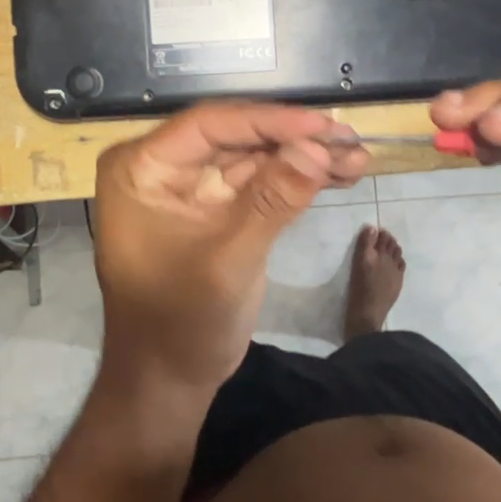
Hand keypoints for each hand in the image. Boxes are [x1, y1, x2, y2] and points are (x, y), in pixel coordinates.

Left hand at [92, 103, 369, 393]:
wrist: (170, 380)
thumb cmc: (181, 323)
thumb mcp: (228, 260)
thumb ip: (272, 199)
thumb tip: (318, 147)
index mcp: (142, 169)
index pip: (210, 125)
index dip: (270, 121)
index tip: (325, 125)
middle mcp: (164, 168)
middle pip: (238, 136)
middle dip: (295, 140)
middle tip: (351, 140)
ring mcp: (193, 188)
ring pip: (256, 157)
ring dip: (305, 158)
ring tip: (358, 159)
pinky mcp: (219, 209)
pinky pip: (262, 183)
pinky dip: (299, 180)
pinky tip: (341, 176)